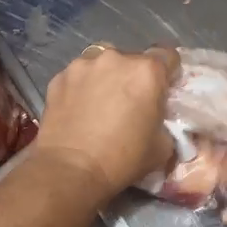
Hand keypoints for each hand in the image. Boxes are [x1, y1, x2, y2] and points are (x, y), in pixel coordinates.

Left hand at [28, 45, 178, 199]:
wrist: (70, 170)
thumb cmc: (122, 159)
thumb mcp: (163, 146)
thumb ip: (166, 121)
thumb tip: (158, 118)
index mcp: (147, 71)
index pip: (167, 56)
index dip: (168, 73)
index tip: (162, 90)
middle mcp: (115, 58)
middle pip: (132, 59)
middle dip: (133, 77)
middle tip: (128, 103)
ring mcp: (83, 65)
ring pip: (101, 63)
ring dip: (105, 77)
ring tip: (99, 103)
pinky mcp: (58, 78)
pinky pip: (77, 76)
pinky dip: (80, 87)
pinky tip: (77, 109)